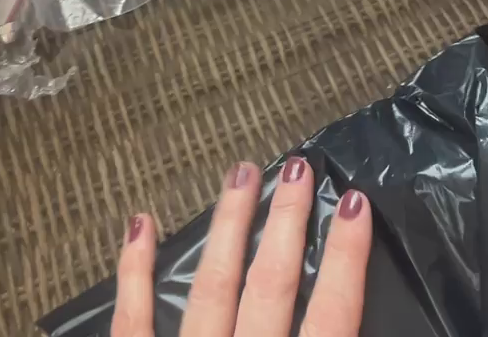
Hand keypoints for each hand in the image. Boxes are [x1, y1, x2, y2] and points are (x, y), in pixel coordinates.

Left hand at [113, 158, 373, 336]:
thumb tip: (354, 320)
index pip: (332, 315)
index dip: (346, 257)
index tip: (356, 201)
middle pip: (270, 285)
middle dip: (285, 221)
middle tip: (296, 167)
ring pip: (210, 287)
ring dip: (227, 225)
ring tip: (241, 172)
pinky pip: (131, 322)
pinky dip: (133, 271)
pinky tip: (139, 221)